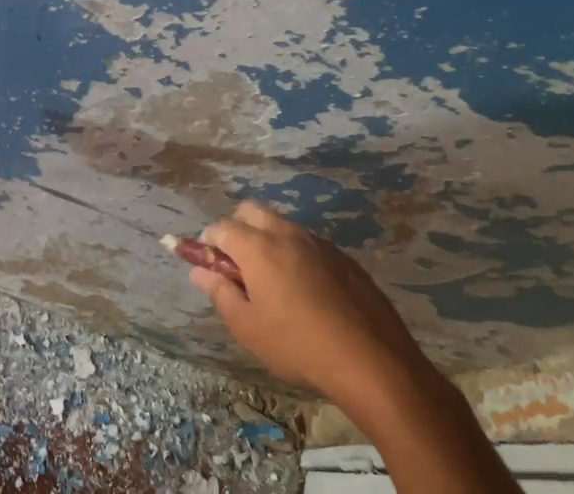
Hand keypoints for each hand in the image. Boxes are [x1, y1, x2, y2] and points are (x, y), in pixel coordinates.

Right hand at [191, 202, 441, 412]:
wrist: (373, 362)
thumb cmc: (298, 346)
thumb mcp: (247, 327)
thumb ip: (220, 293)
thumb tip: (199, 271)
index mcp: (258, 247)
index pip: (221, 227)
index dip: (208, 243)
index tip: (209, 266)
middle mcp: (287, 234)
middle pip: (252, 211)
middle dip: (238, 229)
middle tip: (239, 267)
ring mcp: (320, 244)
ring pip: (283, 226)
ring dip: (269, 241)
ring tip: (274, 283)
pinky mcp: (346, 259)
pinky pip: (311, 245)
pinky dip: (298, 256)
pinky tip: (308, 293)